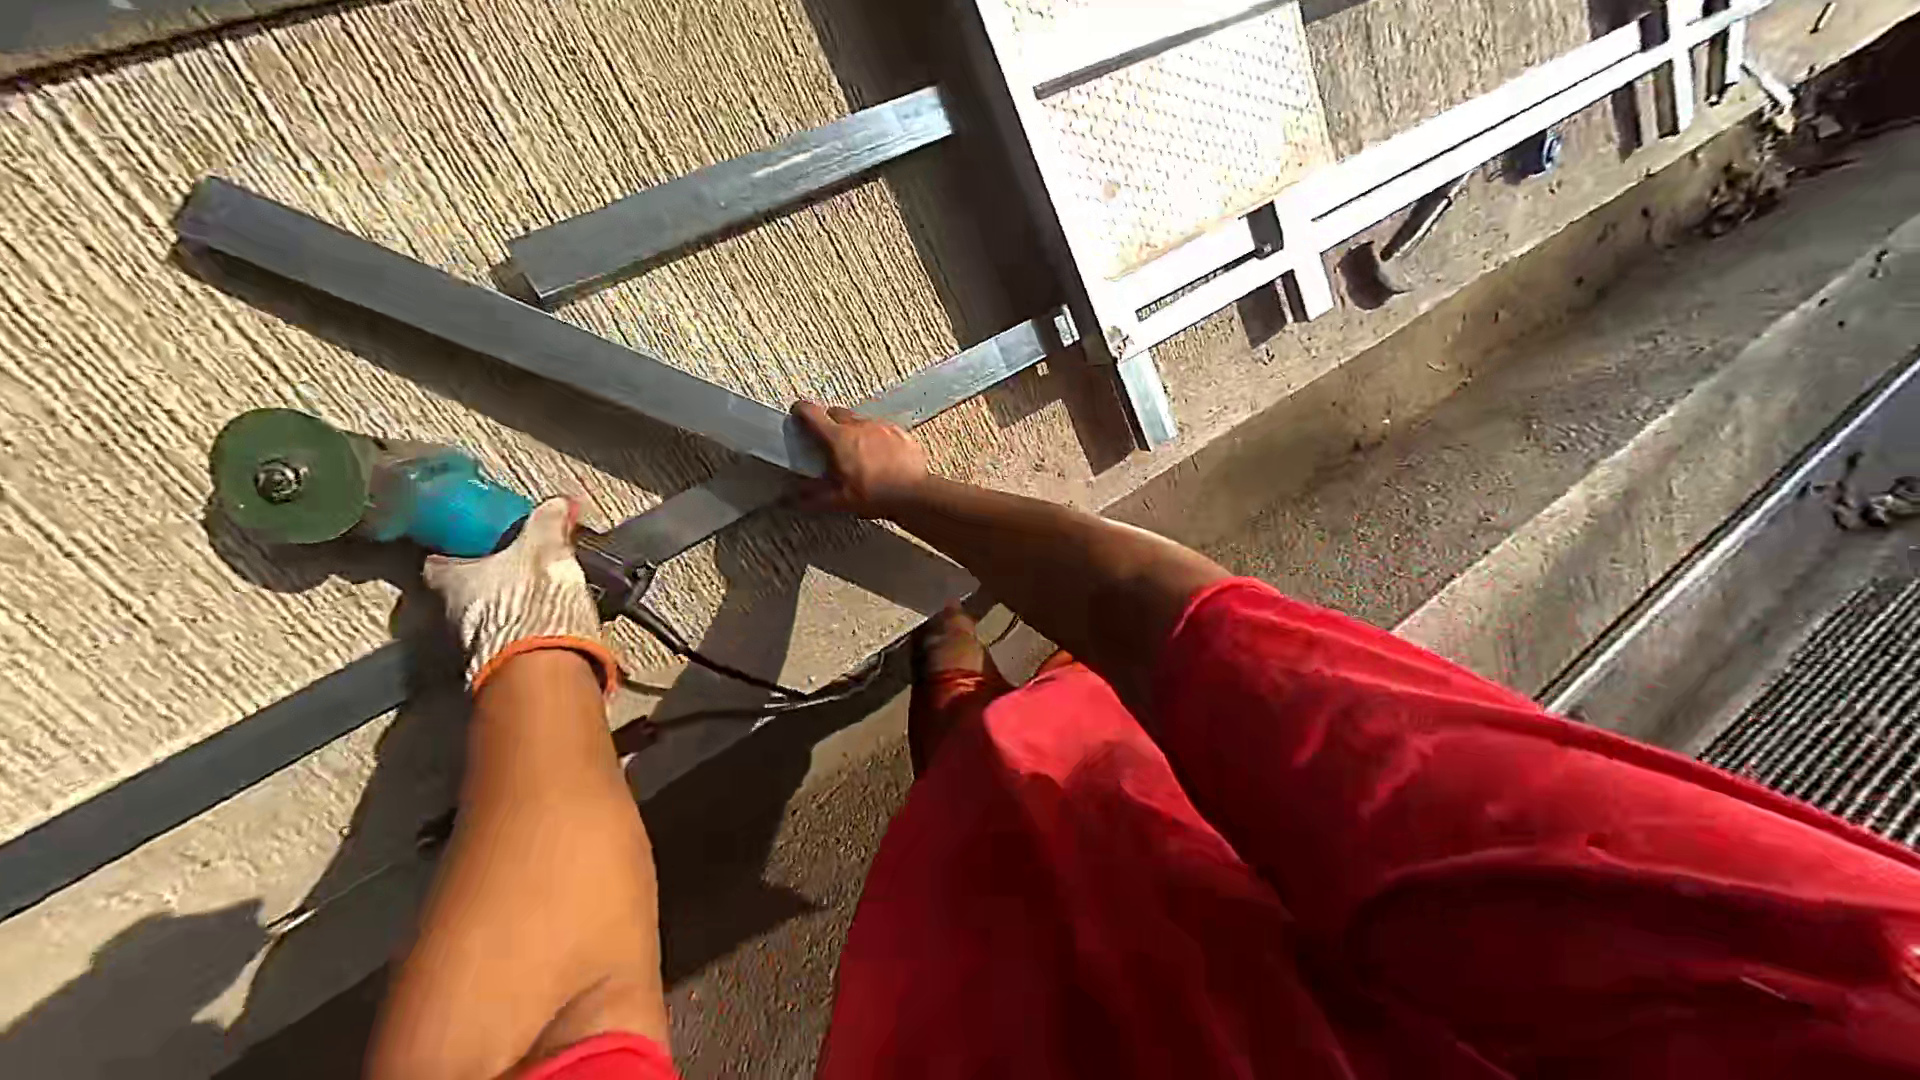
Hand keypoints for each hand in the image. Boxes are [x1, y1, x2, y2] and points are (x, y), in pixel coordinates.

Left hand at [422, 497, 617, 693]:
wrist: (544, 664)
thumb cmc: (532, 601)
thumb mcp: (546, 549)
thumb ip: (548, 523)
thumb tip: (558, 501)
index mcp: (449, 578)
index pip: (439, 558)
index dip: (458, 548)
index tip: (479, 542)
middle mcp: (447, 613)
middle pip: (459, 591)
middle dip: (484, 582)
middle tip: (515, 571)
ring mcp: (468, 645)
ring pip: (481, 619)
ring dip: (503, 610)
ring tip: (536, 601)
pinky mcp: (496, 667)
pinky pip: (505, 641)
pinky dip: (520, 633)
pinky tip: (544, 627)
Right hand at [791, 400, 930, 517]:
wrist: (913, 495)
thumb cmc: (875, 495)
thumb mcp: (838, 501)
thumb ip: (813, 497)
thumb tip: (797, 498)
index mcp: (838, 438)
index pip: (812, 413)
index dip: (801, 411)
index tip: (798, 414)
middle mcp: (860, 426)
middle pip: (837, 413)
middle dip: (830, 423)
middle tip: (829, 442)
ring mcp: (882, 428)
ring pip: (862, 421)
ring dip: (856, 432)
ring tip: (857, 453)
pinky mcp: (901, 434)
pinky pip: (884, 431)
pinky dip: (879, 440)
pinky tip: (881, 458)